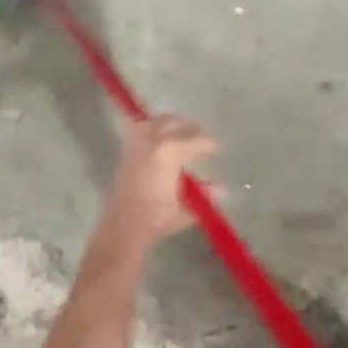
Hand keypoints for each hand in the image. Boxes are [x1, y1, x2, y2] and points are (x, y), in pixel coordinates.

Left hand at [101, 114, 215, 247]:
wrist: (125, 224)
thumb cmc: (158, 217)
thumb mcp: (186, 208)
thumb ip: (204, 194)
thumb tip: (222, 189)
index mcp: (168, 153)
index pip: (194, 141)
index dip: (207, 144)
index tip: (217, 147)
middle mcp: (152, 142)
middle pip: (173, 125)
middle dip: (189, 128)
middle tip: (201, 135)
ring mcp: (136, 144)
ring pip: (155, 122)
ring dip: (169, 123)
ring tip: (180, 129)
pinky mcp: (126, 151)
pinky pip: (139, 129)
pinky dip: (150, 127)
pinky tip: (158, 134)